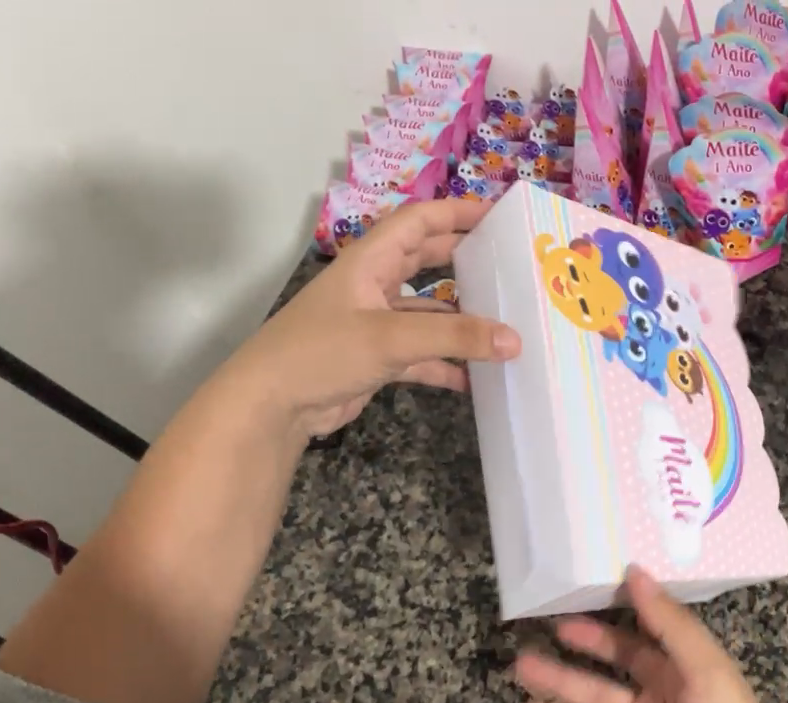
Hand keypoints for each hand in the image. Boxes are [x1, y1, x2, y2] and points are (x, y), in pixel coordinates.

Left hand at [218, 198, 520, 436]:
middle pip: (425, 262)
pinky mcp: (378, 359)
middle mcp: (373, 287)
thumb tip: (515, 340)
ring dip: (461, 321)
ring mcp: (376, 324)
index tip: (497, 216)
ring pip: (429, 314)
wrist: (273, 404)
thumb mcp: (391, 339)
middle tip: (507, 264)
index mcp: (369, 262)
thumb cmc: (322, 353)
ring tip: (502, 325)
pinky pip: (423, 355)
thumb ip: (455, 337)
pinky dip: (447, 365)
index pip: (417, 222)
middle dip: (464, 260)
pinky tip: (475, 380)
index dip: (456, 213)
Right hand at [513, 567, 787, 702]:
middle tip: (544, 624)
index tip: (587, 586)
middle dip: (583, 644)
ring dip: (561, 682)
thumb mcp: (707, 671)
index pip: (651, 626)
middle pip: (618, 659)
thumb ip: (671, 624)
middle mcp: (667, 690)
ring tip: (521, 666)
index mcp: (692, 663)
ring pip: (596, 697)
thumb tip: (637, 573)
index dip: (621, 608)